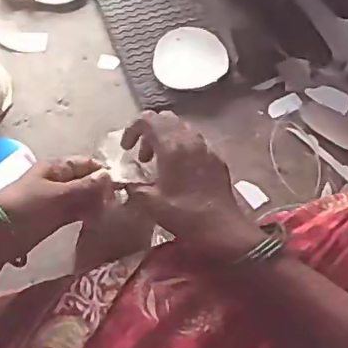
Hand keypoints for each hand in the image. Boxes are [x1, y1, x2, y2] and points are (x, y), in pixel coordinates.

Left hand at [0, 157, 113, 251]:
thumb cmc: (26, 208)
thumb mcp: (58, 195)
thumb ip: (84, 187)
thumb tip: (109, 175)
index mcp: (56, 167)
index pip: (87, 163)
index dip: (104, 172)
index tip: (121, 186)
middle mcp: (58, 180)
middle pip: (86, 181)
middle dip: (102, 191)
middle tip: (120, 205)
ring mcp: (55, 199)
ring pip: (83, 198)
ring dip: (96, 205)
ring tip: (112, 216)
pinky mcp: (53, 218)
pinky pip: (76, 213)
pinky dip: (87, 216)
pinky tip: (98, 224)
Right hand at [120, 112, 265, 260]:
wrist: (222, 227)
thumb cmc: (184, 214)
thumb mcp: (150, 203)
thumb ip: (133, 186)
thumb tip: (125, 182)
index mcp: (172, 146)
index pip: (148, 120)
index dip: (132, 129)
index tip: (126, 148)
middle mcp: (190, 140)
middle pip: (166, 119)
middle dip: (149, 132)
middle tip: (142, 156)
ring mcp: (206, 147)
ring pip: (182, 128)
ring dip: (166, 139)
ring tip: (158, 164)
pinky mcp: (217, 158)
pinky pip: (195, 142)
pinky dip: (182, 148)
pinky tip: (180, 171)